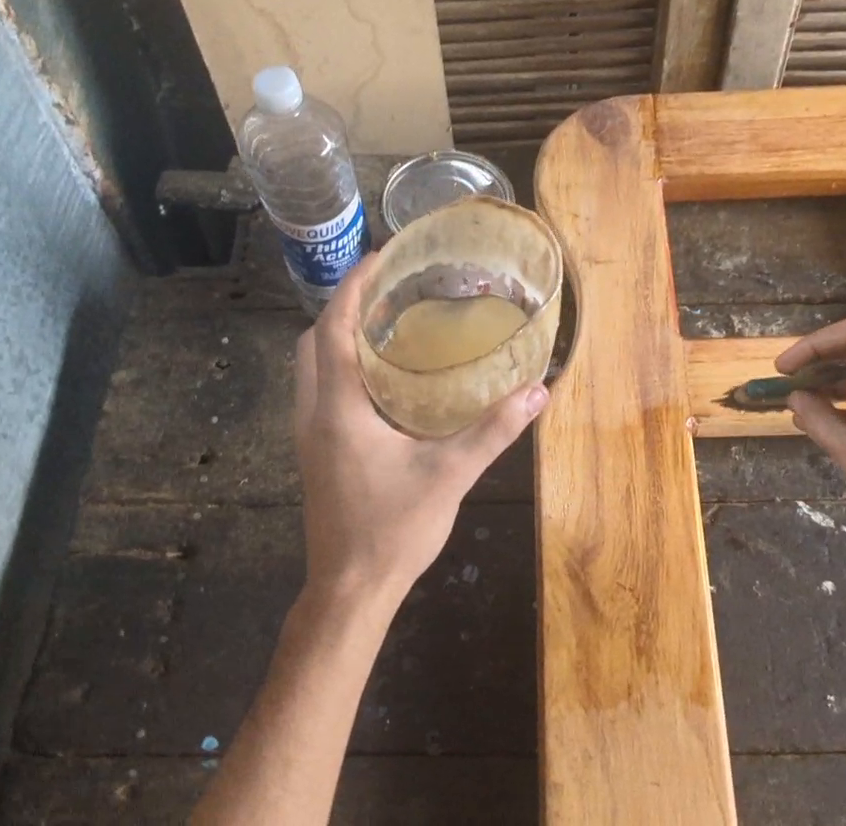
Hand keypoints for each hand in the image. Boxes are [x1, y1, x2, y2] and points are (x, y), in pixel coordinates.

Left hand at [293, 254, 547, 603]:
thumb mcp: (449, 476)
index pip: (334, 328)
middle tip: (390, 288)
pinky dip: (342, 366)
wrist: (350, 590)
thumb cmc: (393, 530)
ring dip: (339, 336)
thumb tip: (537, 391)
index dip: (353, 286)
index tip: (382, 255)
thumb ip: (493, 431)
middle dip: (344, 305)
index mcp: (338, 409)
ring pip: (311, 367)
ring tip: (388, 322)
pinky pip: (320, 390)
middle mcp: (313, 414)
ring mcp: (309, 435)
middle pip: (313, 340)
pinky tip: (383, 377)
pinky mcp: (315, 453)